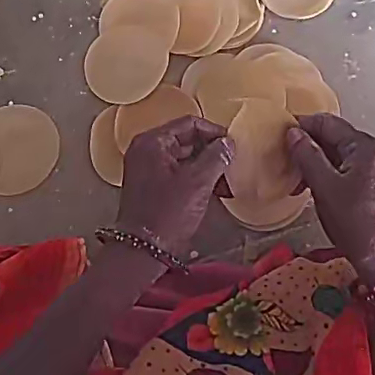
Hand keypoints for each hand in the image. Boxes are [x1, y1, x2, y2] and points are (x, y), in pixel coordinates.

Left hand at [116, 116, 232, 256]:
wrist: (142, 250)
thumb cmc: (168, 212)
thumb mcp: (198, 182)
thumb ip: (216, 157)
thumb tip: (228, 143)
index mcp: (152, 142)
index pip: (189, 123)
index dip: (214, 132)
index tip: (232, 145)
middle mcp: (146, 150)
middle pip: (186, 140)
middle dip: (212, 153)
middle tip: (232, 166)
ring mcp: (146, 168)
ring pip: (184, 158)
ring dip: (207, 168)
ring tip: (226, 185)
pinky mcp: (150, 185)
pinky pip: (178, 172)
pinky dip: (196, 179)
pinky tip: (214, 192)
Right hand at [283, 114, 374, 280]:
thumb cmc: (353, 221)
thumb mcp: (324, 186)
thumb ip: (307, 155)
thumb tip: (293, 132)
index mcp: (364, 147)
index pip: (328, 123)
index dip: (303, 125)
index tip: (281, 134)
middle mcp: (373, 151)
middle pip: (334, 136)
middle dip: (308, 145)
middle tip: (286, 158)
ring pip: (337, 152)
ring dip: (315, 161)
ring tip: (296, 178)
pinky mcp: (371, 181)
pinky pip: (344, 166)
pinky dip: (326, 171)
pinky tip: (311, 186)